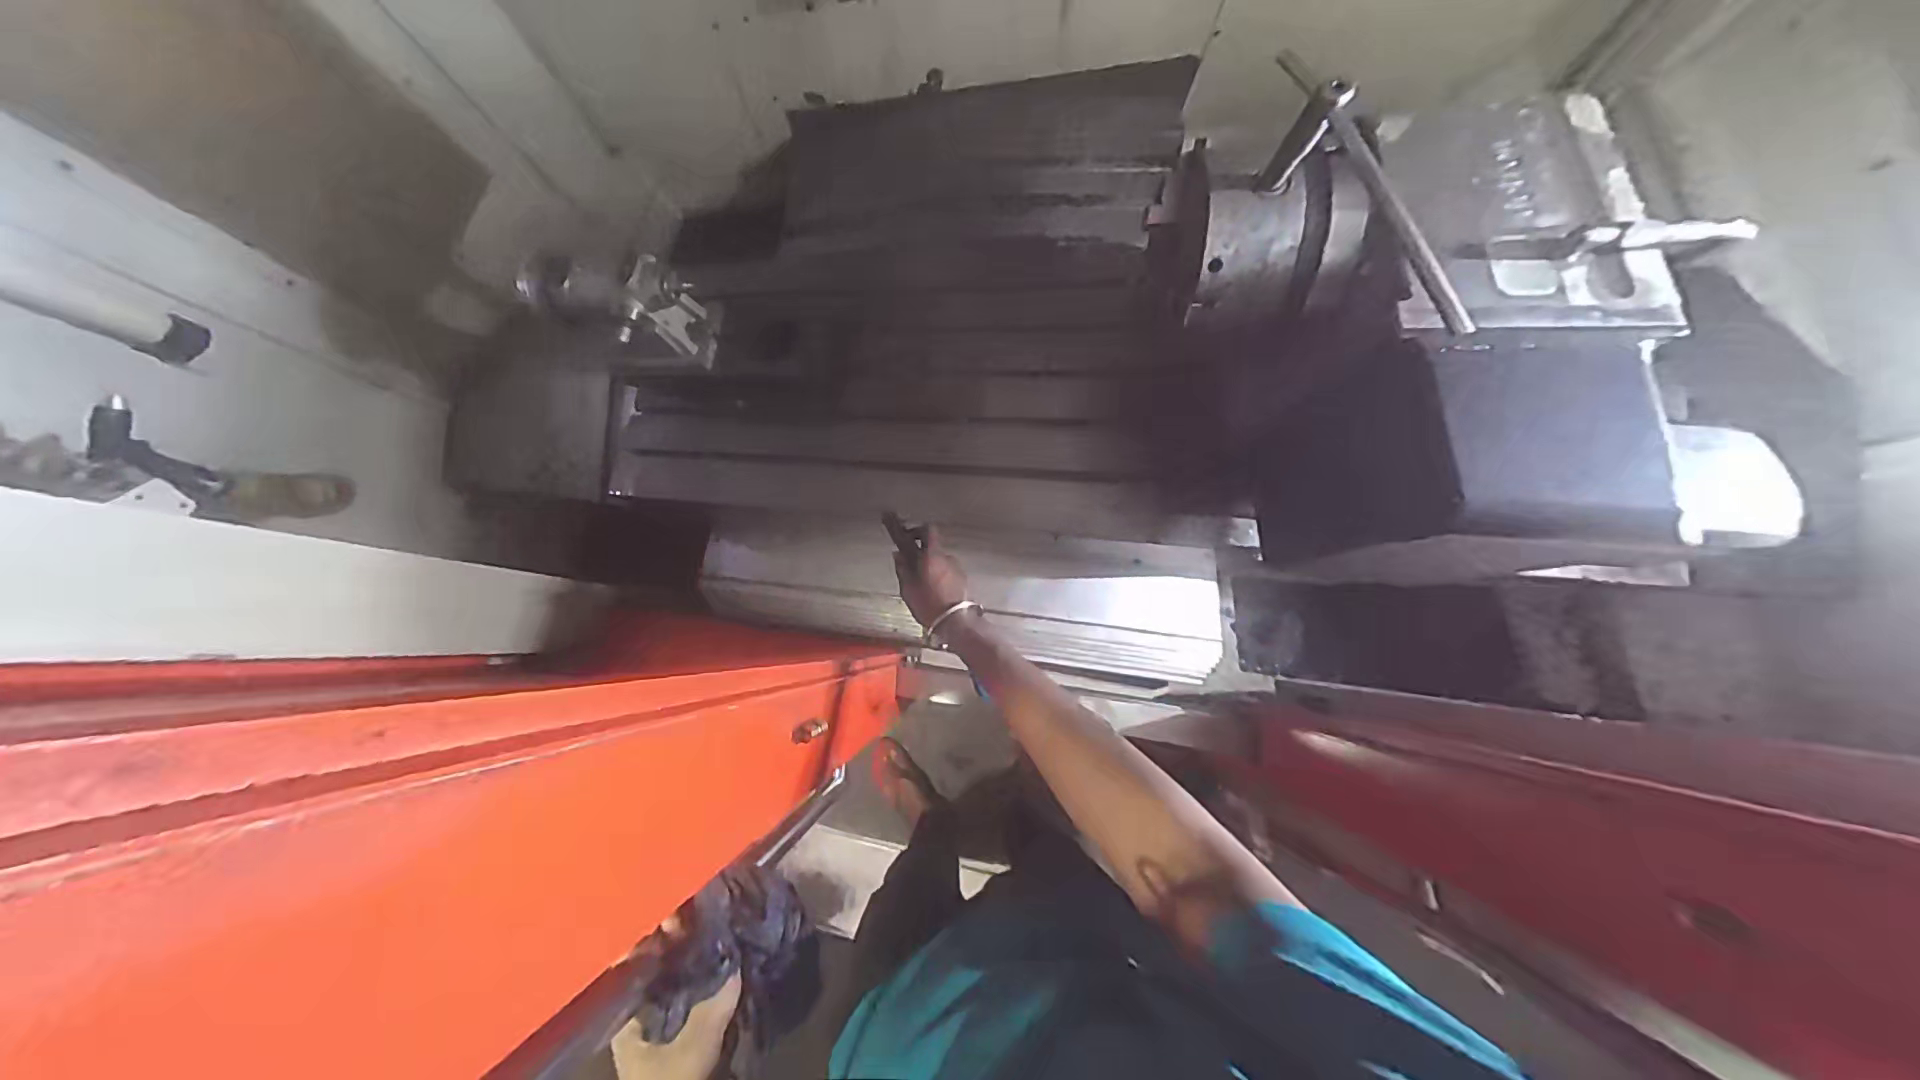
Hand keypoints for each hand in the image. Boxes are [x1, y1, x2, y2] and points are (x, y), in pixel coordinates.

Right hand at [895, 526, 969, 628]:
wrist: (956, 621)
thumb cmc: (929, 604)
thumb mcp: (908, 589)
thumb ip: (902, 568)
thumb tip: (898, 554)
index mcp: (932, 555)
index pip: (928, 530)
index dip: (916, 529)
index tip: (906, 535)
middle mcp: (947, 557)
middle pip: (933, 546)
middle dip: (922, 552)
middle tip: (912, 565)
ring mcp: (957, 567)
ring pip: (940, 561)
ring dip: (931, 566)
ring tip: (923, 584)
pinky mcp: (963, 578)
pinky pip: (948, 571)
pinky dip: (940, 575)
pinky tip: (935, 590)